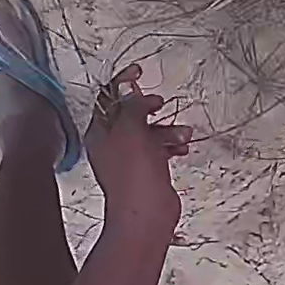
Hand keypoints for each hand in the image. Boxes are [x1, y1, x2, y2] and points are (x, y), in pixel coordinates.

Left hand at [85, 64, 190, 243]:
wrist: (147, 214)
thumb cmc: (134, 172)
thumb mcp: (132, 130)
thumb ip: (131, 106)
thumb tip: (131, 90)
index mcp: (101, 132)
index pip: (108, 98)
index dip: (123, 81)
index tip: (139, 70)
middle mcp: (112, 143)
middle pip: (130, 114)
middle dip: (148, 107)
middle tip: (160, 103)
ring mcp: (130, 158)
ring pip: (148, 132)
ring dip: (167, 128)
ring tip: (183, 135)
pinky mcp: (147, 170)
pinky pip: (160, 148)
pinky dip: (171, 144)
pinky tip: (183, 147)